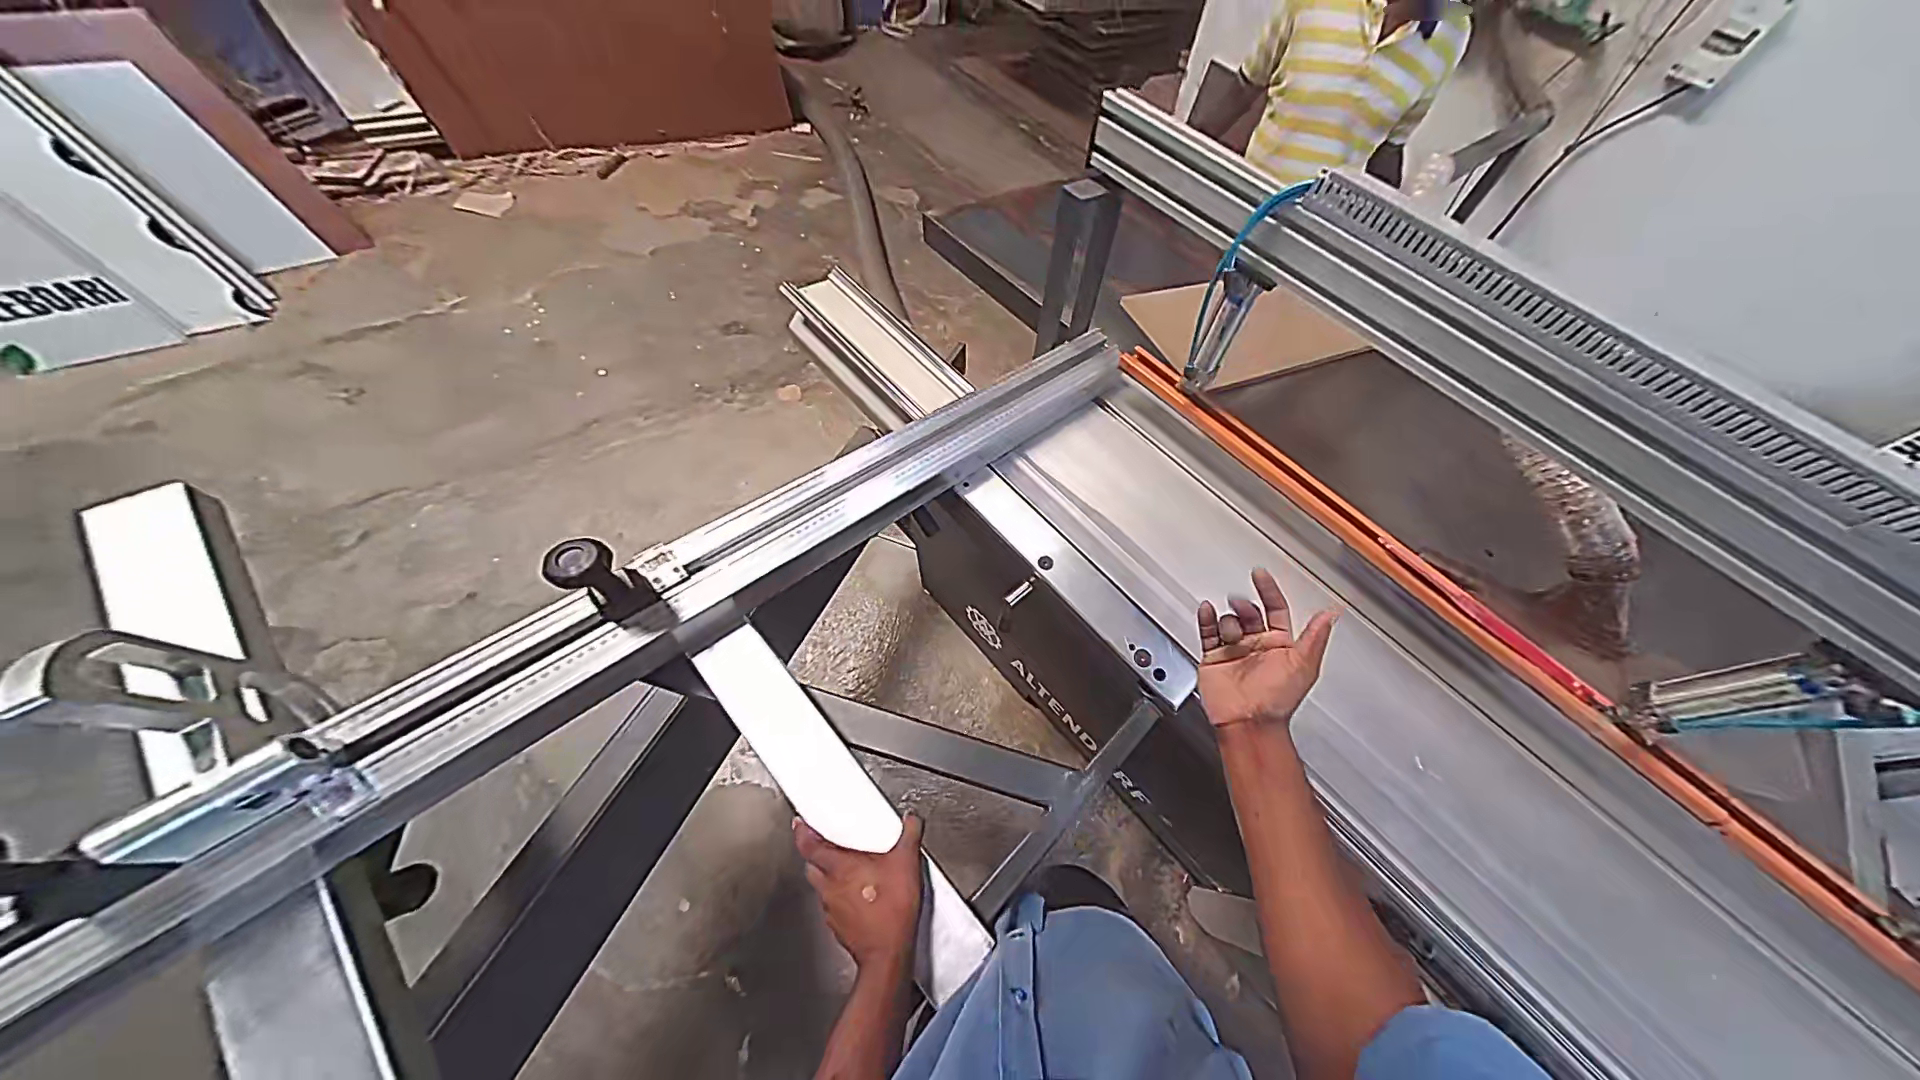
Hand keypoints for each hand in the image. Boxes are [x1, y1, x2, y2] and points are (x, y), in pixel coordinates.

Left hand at [795, 814, 924, 970]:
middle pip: (811, 865)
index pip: (808, 846)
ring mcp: (831, 909)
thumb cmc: (891, 909)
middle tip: (825, 844)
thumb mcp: (907, 862)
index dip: (802, 832)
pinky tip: (857, 897)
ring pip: (820, 886)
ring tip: (846, 870)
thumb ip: (909, 835)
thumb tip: (910, 822)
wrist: (888, 954)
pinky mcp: (838, 927)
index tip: (800, 825)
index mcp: (840, 867)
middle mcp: (829, 887)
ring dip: (829, 877)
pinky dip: (840, 898)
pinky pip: (832, 906)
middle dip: (815, 853)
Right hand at [1197, 568, 1336, 729]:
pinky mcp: (1214, 657)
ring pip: (1228, 621)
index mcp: (1280, 645)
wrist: (1248, 721)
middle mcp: (1256, 646)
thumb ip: (1315, 636)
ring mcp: (1234, 650)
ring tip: (1232, 633)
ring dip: (1229, 620)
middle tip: (1242, 607)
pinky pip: (1207, 632)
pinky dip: (1206, 619)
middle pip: (1249, 612)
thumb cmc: (1277, 700)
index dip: (1268, 590)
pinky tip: (1207, 610)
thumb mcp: (1304, 665)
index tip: (1260, 575)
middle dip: (1245, 606)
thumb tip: (1332, 613)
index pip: (1275, 609)